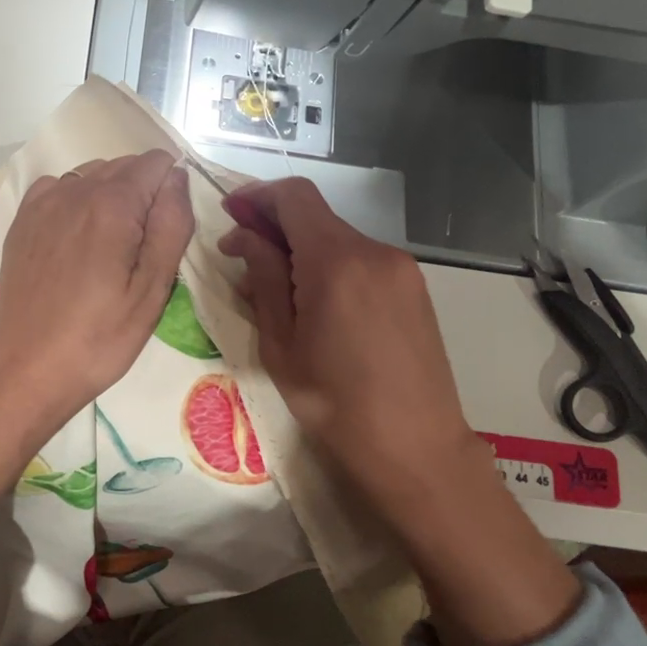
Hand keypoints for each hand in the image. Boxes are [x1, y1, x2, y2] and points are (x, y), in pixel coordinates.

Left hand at [0, 149, 193, 431]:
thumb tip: (177, 177)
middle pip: (123, 166)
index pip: (156, 162)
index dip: (171, 189)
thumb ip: (172, 225)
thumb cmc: (100, 338)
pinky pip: (58, 190)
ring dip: (108, 197)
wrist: (29, 370)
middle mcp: (74, 191)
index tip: (167, 230)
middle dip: (142, 194)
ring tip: (108, 250)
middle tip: (140, 250)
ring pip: (90, 175)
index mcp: (112, 204)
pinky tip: (75, 241)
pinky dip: (74, 203)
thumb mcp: (153, 290)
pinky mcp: (21, 222)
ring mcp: (41, 204)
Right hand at [219, 178, 579, 645]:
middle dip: (274, 230)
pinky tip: (315, 307)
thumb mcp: (281, 345)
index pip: (294, 197)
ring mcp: (401, 269)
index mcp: (336, 262)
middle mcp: (374, 252)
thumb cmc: (334, 405)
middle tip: (242, 265)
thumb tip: (246, 237)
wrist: (416, 448)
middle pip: (315, 217)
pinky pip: (360, 261)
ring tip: (276, 296)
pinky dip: (329, 269)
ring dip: (301, 253)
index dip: (257, 197)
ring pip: (337, 240)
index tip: (230, 215)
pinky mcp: (413, 288)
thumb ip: (264, 281)